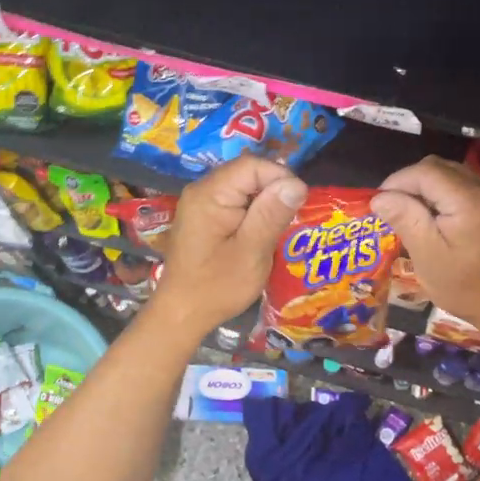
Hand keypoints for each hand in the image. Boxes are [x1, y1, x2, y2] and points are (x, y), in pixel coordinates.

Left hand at [148, 155, 306, 335]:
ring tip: (280, 227)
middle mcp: (201, 190)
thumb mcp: (251, 253)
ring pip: (244, 186)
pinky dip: (253, 211)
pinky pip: (235, 200)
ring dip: (265, 202)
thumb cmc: (216, 287)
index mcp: (209, 194)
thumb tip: (297, 183)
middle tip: (291, 219)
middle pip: (247, 173)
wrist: (182, 314)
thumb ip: (271, 215)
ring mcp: (201, 202)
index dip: (280, 178)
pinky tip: (262, 232)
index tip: (298, 205)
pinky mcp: (204, 216)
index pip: (253, 165)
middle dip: (274, 191)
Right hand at [373, 156, 479, 333]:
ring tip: (410, 216)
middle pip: (437, 167)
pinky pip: (460, 183)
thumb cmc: (466, 287)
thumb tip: (380, 197)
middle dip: (409, 184)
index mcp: (470, 201)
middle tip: (392, 212)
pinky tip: (434, 217)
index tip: (379, 205)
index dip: (397, 182)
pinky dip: (441, 193)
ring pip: (448, 173)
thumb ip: (406, 220)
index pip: (425, 172)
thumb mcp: (428, 257)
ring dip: (424, 188)